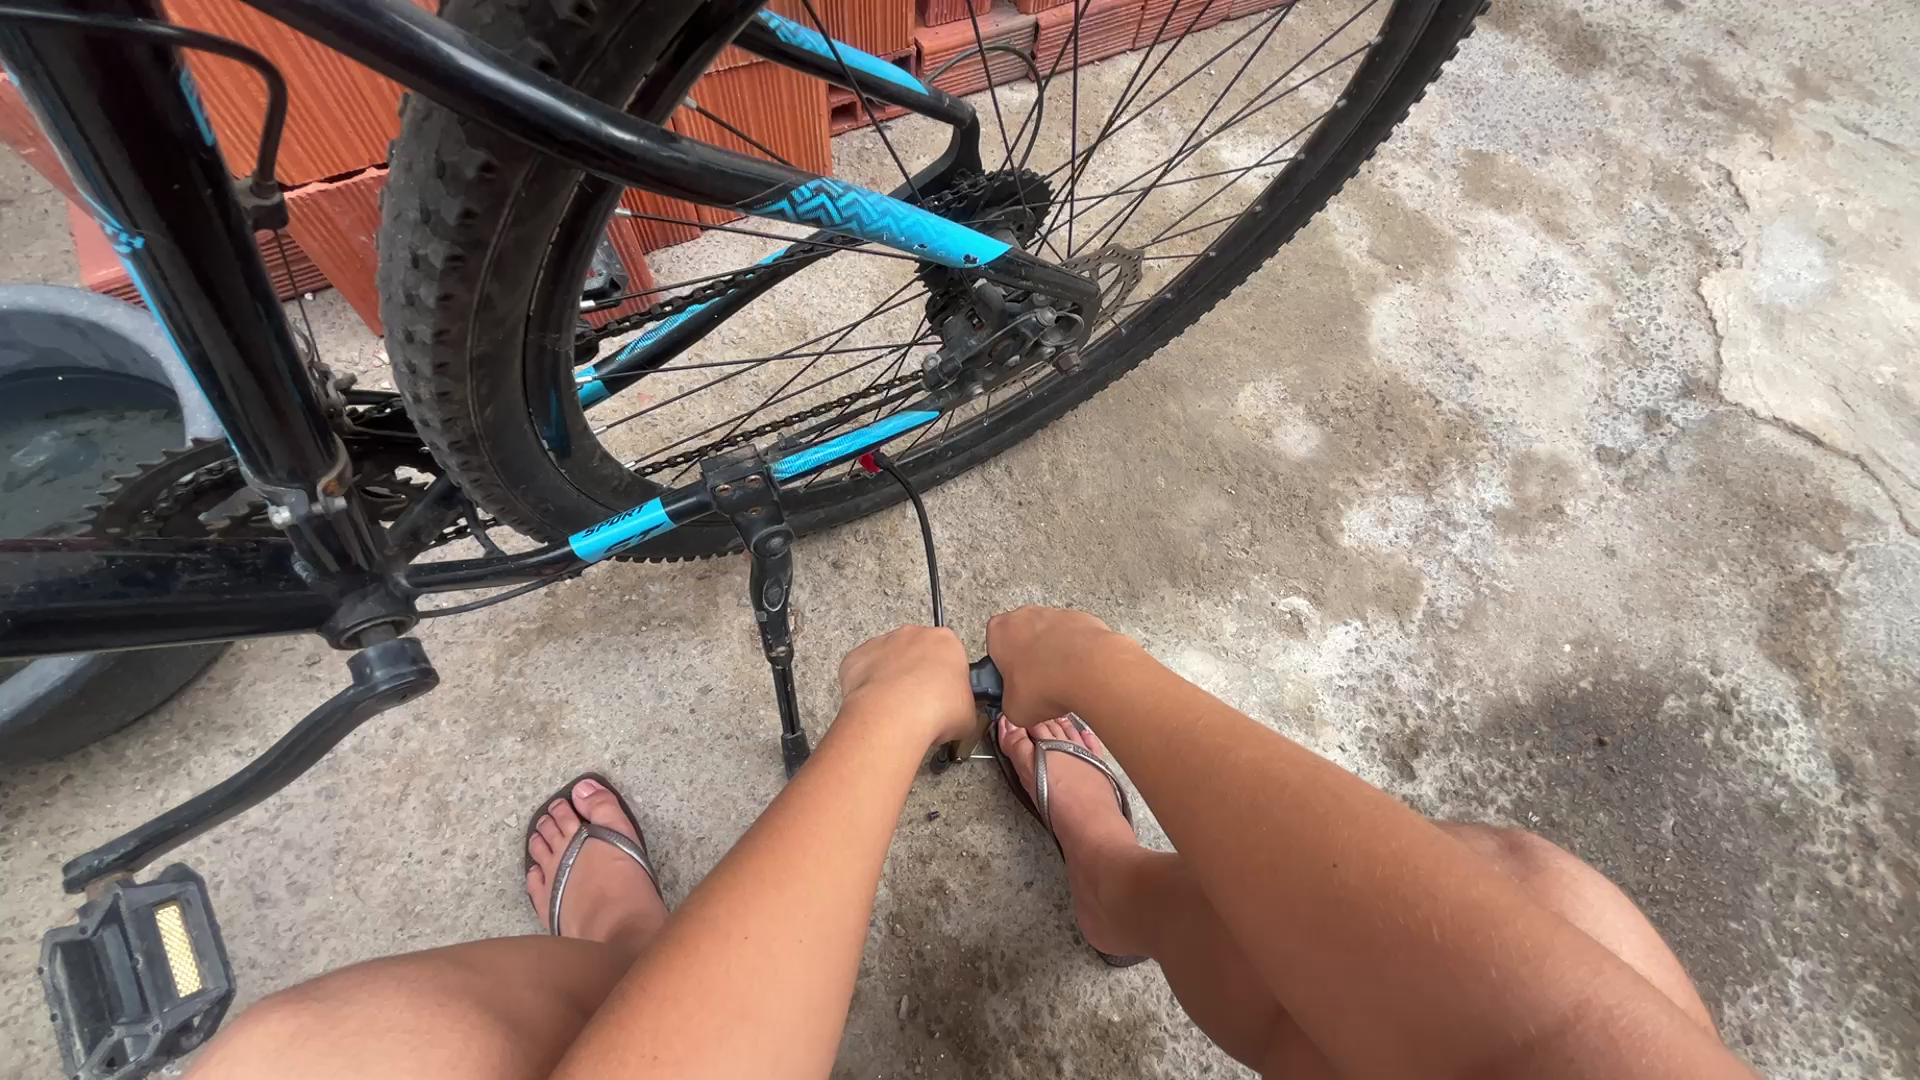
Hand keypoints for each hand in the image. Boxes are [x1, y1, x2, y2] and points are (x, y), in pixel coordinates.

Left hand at [836, 625, 976, 744]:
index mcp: (946, 641)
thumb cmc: (934, 708)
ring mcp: (883, 643)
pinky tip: (873, 706)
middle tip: (919, 704)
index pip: (949, 655)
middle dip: (917, 674)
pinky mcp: (857, 656)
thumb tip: (958, 717)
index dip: (946, 679)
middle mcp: (913, 634)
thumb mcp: (968, 714)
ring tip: (893, 709)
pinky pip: (861, 669)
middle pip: (917, 651)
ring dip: (890, 678)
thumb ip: (964, 706)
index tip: (943, 697)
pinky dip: (864, 685)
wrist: (894, 715)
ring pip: (887, 659)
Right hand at [984, 606, 1130, 726]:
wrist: (1089, 671)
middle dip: (1029, 657)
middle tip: (1037, 683)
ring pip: (1049, 635)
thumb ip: (1010, 703)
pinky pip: (1074, 637)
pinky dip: (1077, 652)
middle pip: (1022, 637)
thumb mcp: (1013, 709)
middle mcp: (1025, 615)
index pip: (994, 645)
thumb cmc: (1046, 684)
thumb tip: (1018, 705)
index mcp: (1000, 631)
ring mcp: (1054, 613)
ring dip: (1054, 654)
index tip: (1013, 682)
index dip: (1004, 666)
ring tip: (1063, 681)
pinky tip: (1081, 672)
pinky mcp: (1081, 618)